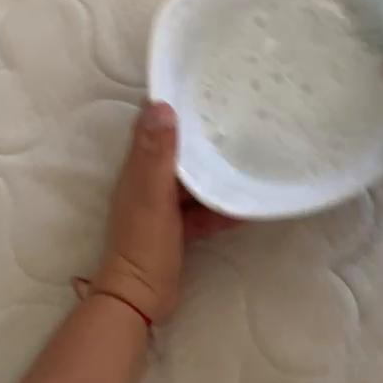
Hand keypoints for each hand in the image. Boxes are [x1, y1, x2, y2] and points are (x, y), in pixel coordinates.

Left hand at [93, 101, 237, 320]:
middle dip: (198, 133)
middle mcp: (148, 181)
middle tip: (232, 113)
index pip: (151, 124)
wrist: (141, 300)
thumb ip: (158, 153)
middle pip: (175, 149)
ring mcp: (163, 205)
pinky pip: (201, 207)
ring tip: (244, 153)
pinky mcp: (177, 227)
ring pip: (190, 178)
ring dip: (211, 169)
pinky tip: (244, 204)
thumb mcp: (154, 194)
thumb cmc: (145, 244)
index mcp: (138, 168)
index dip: (169, 102)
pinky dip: (218, 204)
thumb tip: (160, 104)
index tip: (195, 82)